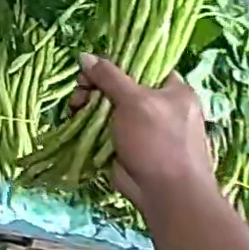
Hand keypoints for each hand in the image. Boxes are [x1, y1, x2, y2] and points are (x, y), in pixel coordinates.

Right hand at [78, 54, 217, 216]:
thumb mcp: (135, 102)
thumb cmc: (158, 142)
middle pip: (119, 84)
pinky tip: (75, 118)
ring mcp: (141, 124)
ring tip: (75, 107)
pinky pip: (103, 123)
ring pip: (107, 103)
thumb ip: (109, 76)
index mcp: (173, 91)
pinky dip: (88, 119)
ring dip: (88, 102)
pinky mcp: (126, 141)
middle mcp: (158, 105)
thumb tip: (84, 55)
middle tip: (80, 90)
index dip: (116, 63)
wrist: (166, 194)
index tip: (93, 67)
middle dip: (95, 85)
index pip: (142, 65)